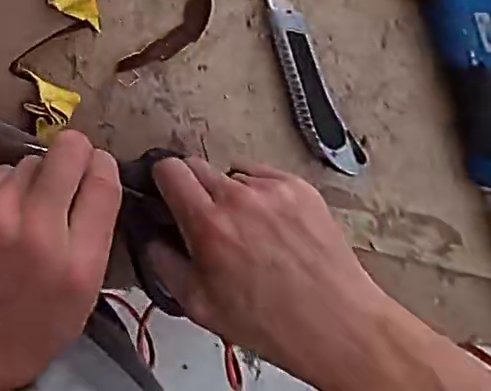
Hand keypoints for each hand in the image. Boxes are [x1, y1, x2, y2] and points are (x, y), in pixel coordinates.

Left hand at [0, 130, 121, 389]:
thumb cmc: (27, 324)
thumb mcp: (82, 295)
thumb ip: (96, 232)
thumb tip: (97, 168)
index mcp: (77, 265)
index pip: (103, 182)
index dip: (100, 165)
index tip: (94, 167)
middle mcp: (38, 233)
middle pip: (69, 149)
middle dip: (70, 153)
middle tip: (63, 170)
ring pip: (31, 161)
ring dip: (31, 179)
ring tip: (20, 213)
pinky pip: (0, 171)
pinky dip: (1, 187)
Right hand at [148, 158, 490, 390]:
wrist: (340, 325)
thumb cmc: (277, 324)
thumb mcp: (203, 308)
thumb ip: (164, 265)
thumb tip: (150, 237)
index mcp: (210, 227)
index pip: (169, 170)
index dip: (161, 177)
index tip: (163, 185)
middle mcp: (239, 198)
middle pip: (195, 164)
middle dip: (191, 186)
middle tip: (201, 214)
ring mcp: (271, 188)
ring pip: (230, 173)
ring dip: (229, 193)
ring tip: (246, 230)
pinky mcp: (296, 185)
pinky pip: (262, 176)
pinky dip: (260, 194)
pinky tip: (270, 226)